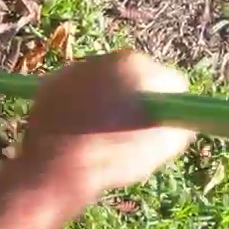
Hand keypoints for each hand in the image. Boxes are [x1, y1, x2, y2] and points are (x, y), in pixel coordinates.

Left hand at [1, 50, 193, 204]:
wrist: (56, 168)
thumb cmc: (113, 155)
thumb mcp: (166, 144)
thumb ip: (181, 122)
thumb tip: (176, 120)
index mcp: (137, 66)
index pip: (168, 83)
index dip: (169, 107)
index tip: (160, 126)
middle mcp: (103, 59)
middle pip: (132, 80)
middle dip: (133, 100)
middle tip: (128, 131)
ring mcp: (72, 71)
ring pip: (101, 86)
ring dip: (103, 102)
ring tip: (98, 135)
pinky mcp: (47, 86)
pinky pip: (73, 94)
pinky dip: (77, 107)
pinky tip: (75, 130)